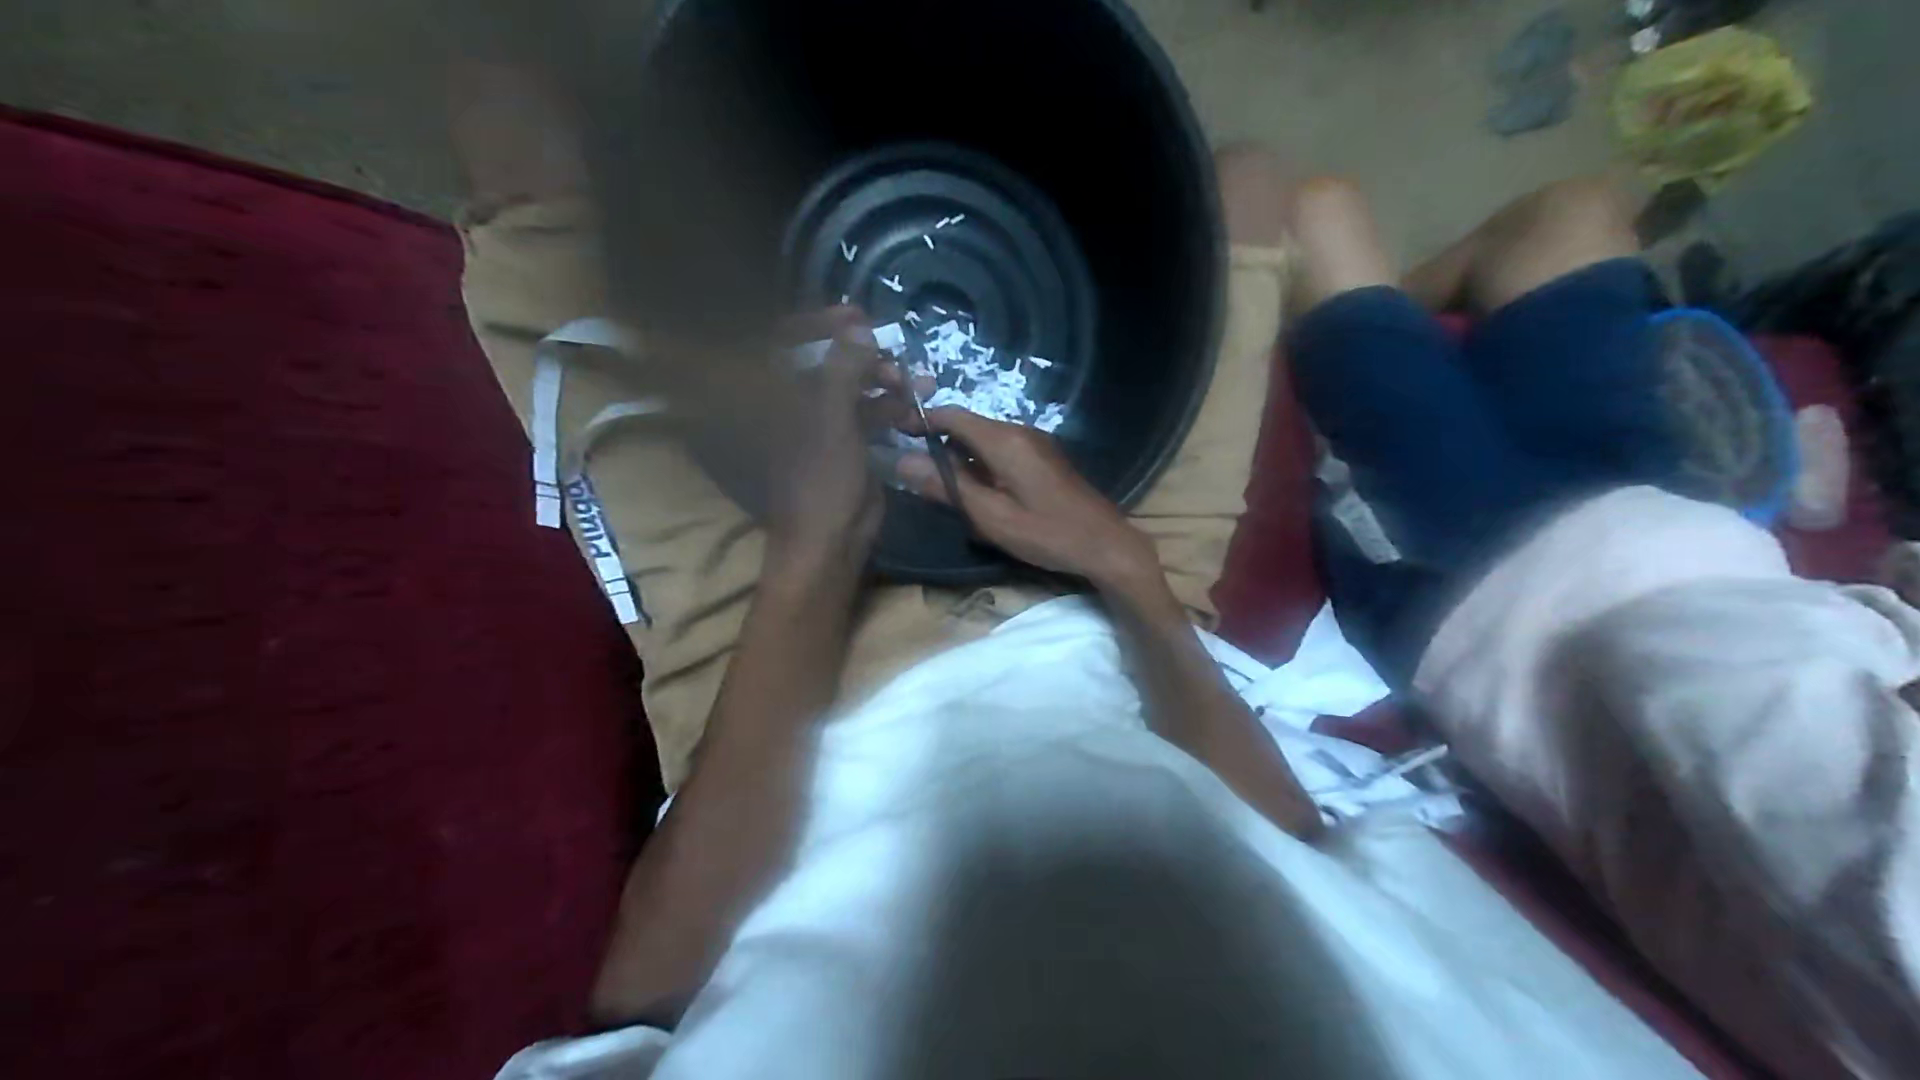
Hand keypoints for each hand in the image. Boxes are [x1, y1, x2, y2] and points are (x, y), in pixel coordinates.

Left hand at [764, 311, 892, 570]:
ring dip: (889, 383)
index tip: (860, 315)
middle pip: (832, 363)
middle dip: (868, 357)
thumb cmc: (821, 480)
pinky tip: (918, 410)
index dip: (822, 324)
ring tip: (921, 385)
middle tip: (898, 360)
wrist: (829, 541)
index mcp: (782, 395)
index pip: (790, 342)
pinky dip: (893, 410)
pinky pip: (872, 416)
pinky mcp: (851, 447)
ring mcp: (827, 426)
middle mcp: (800, 405)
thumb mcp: (832, 420)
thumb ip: (843, 370)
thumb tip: (859, 329)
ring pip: (858, 389)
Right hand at [897, 408, 1160, 588]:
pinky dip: (980, 464)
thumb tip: (903, 461)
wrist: (1106, 544)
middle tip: (913, 471)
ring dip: (959, 456)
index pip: (952, 415)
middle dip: (937, 442)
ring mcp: (1035, 443)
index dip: (920, 419)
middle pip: (967, 426)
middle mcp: (1020, 432)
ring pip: (983, 440)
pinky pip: (1001, 451)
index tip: (893, 432)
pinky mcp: (1043, 458)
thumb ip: (947, 486)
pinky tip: (976, 492)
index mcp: (1005, 440)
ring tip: (940, 486)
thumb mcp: (990, 516)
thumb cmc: (1047, 533)